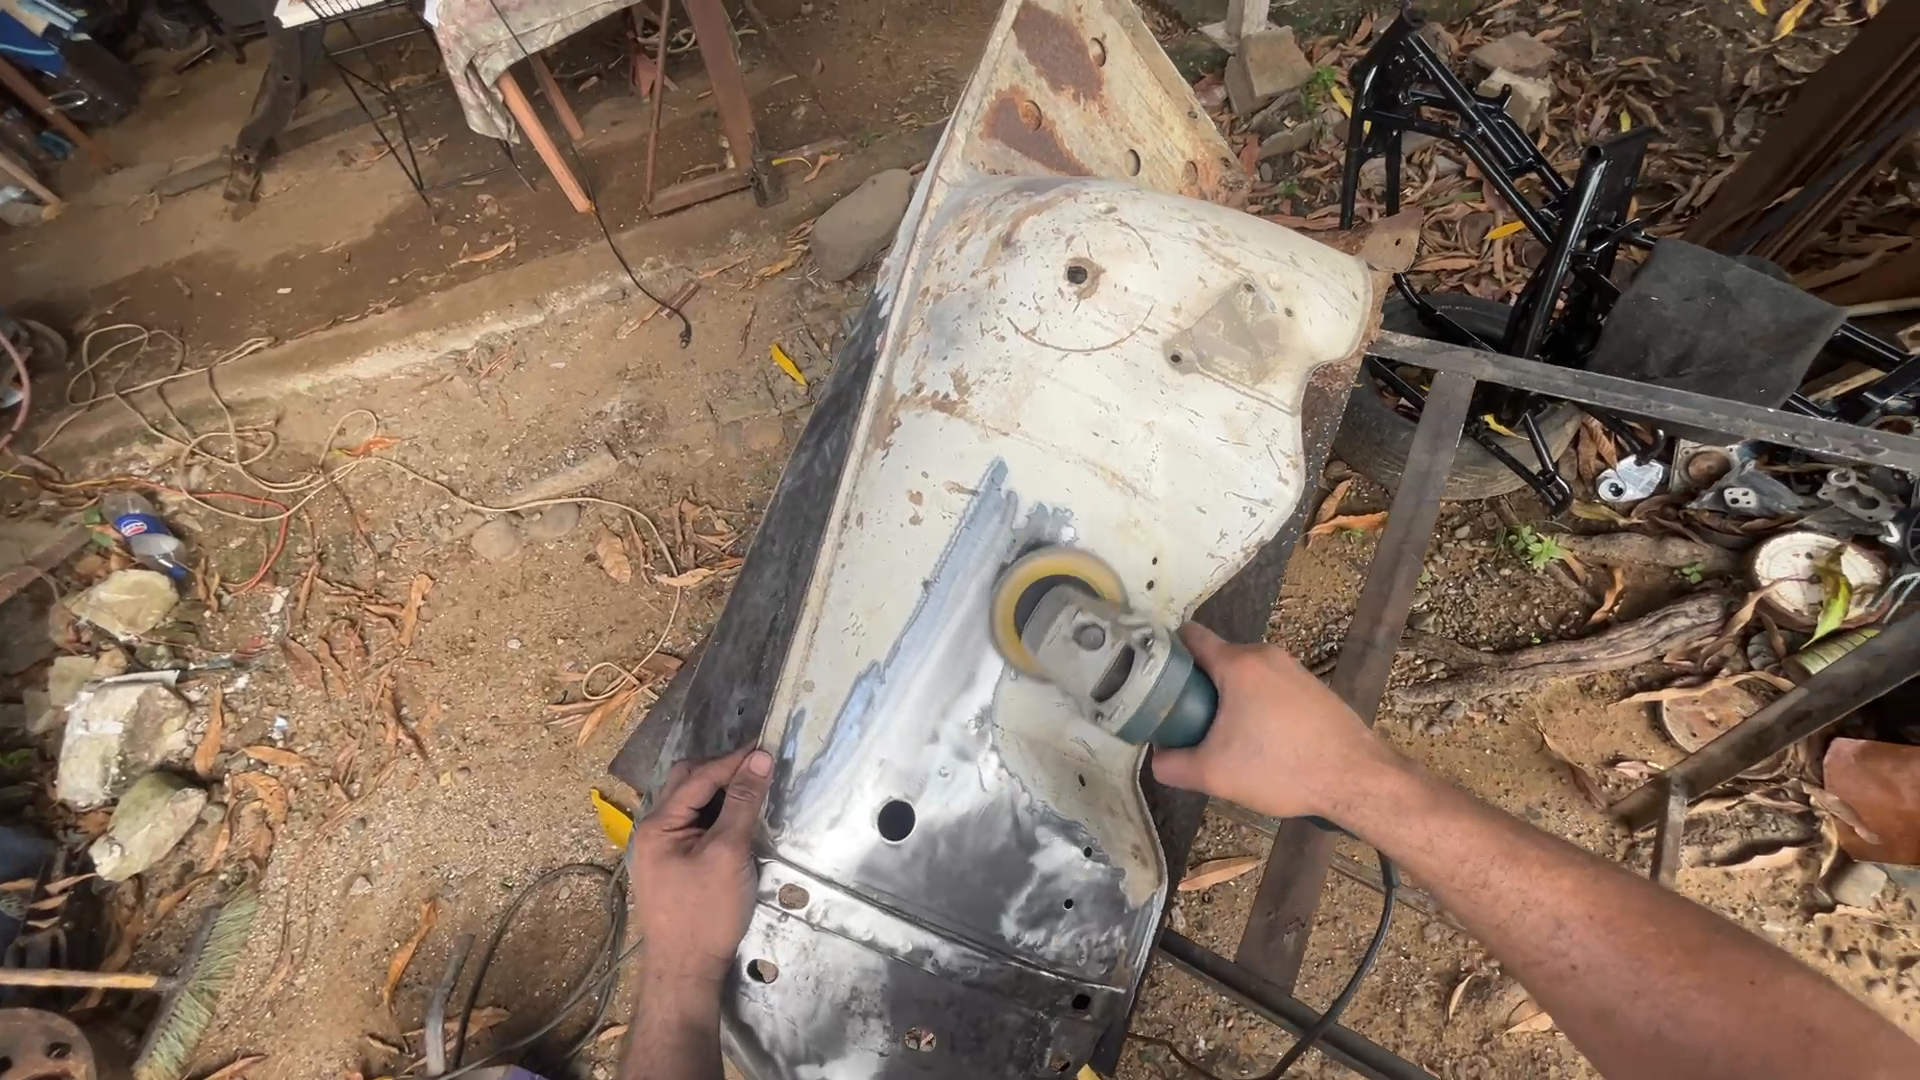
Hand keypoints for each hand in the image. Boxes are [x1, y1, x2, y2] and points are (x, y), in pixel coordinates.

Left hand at [629, 746, 773, 985]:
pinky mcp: (674, 863)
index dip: (733, 760)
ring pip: (692, 802)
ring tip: (753, 787)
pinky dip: (717, 812)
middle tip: (758, 768)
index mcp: (658, 824)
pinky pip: (695, 822)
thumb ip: (744, 801)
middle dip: (723, 770)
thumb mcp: (729, 851)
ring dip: (721, 791)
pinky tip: (738, 816)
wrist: (686, 974)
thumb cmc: (706, 912)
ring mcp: (661, 848)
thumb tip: (760, 757)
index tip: (767, 749)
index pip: (699, 776)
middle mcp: (653, 830)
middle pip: (688, 782)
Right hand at [1151, 624, 1399, 820]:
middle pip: (1216, 657)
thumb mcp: (1213, 774)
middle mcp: (1265, 655)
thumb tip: (1157, 757)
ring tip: (1226, 734)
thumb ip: (1172, 765)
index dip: (1167, 653)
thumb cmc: (1281, 767)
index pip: (1190, 636)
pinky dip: (1258, 704)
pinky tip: (1264, 741)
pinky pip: (1271, 685)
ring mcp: (1293, 669)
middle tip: (1189, 719)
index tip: (1157, 680)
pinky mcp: (1314, 687)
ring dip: (1230, 695)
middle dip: (1199, 684)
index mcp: (1237, 663)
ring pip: (1245, 673)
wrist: (1359, 780)